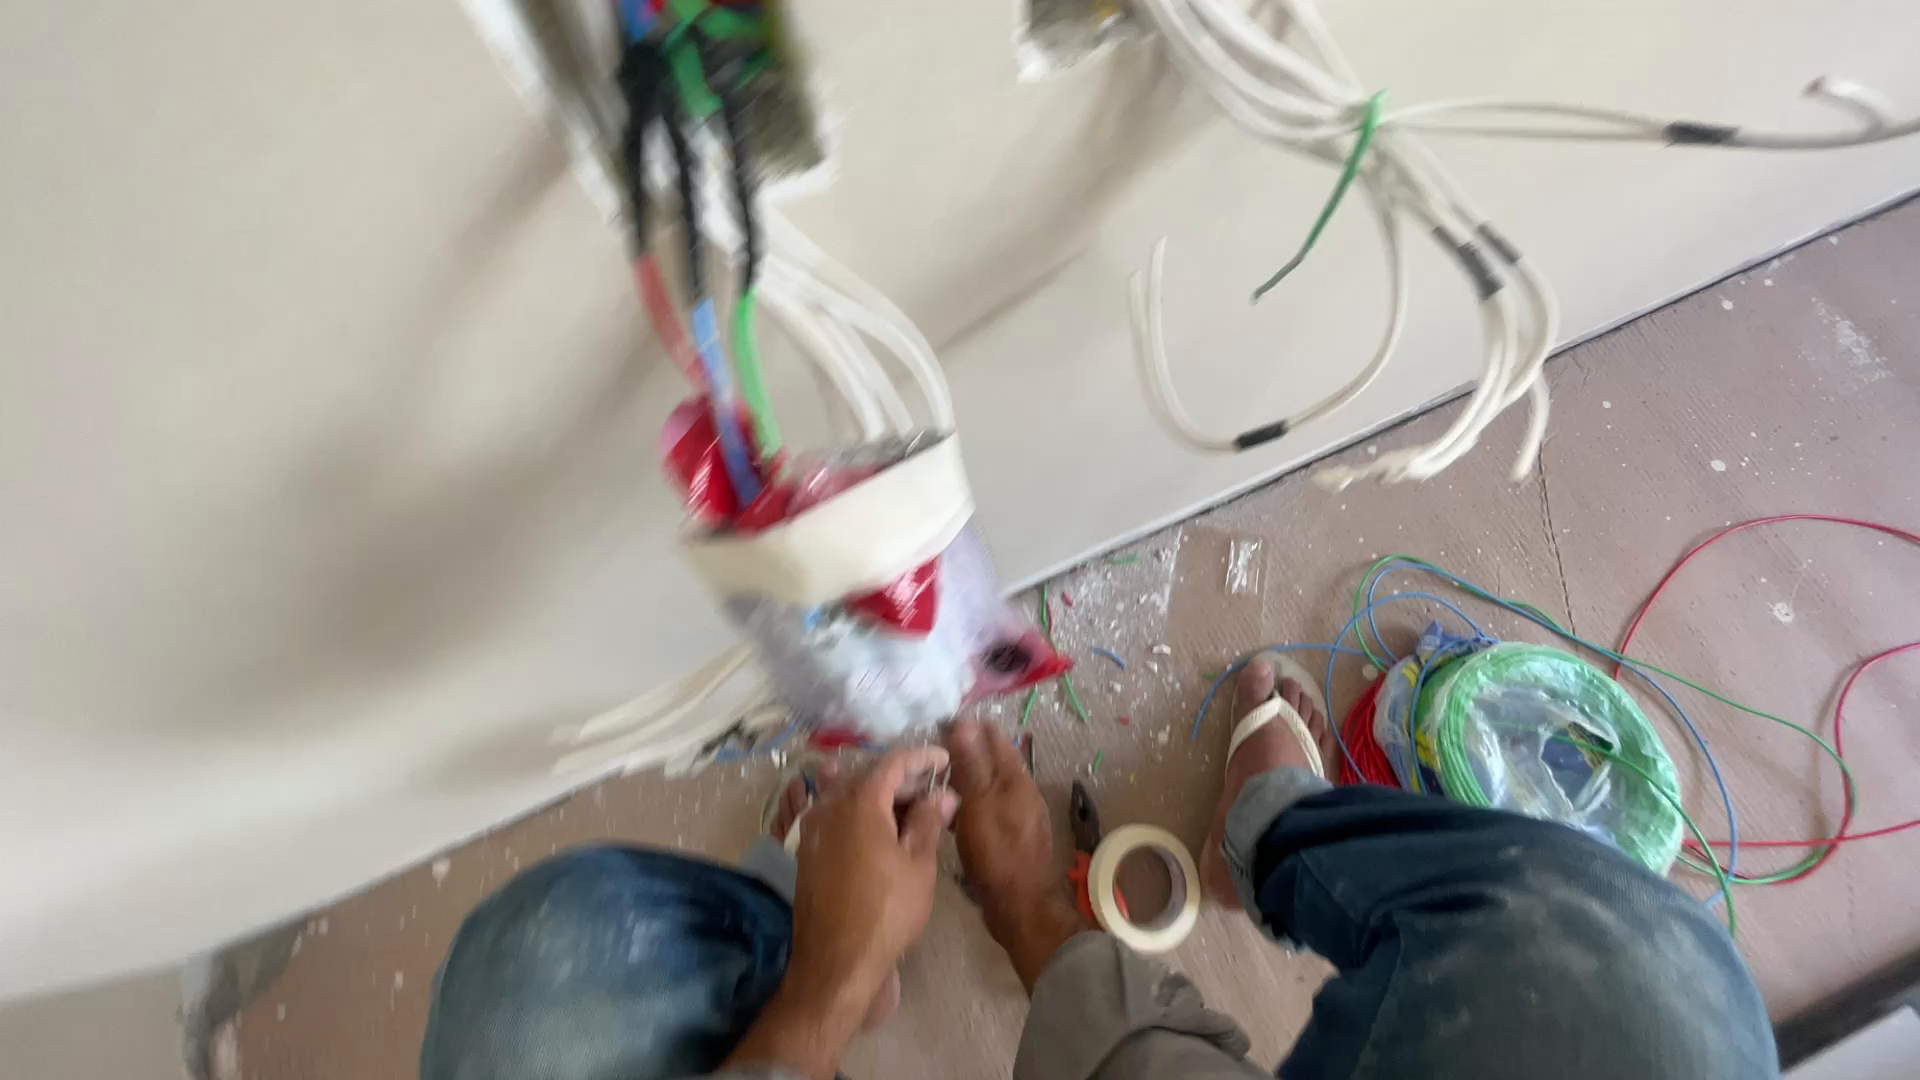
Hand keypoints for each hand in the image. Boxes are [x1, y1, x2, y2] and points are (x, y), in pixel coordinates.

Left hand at [725, 747, 953, 1079]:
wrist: (836, 965)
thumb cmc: (886, 912)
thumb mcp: (918, 865)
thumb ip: (929, 821)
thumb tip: (943, 794)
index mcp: (860, 801)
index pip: (893, 762)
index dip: (922, 757)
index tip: (944, 759)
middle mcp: (831, 806)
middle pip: (869, 775)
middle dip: (903, 778)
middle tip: (933, 790)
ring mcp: (814, 828)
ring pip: (850, 794)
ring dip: (881, 795)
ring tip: (911, 809)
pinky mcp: (808, 851)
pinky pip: (836, 815)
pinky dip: (861, 813)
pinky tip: (880, 827)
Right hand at [945, 722, 1087, 991]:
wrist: (1020, 907)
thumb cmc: (997, 852)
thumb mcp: (978, 804)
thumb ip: (972, 765)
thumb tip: (964, 723)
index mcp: (1016, 778)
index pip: (994, 736)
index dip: (968, 727)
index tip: (938, 728)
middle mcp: (1022, 791)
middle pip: (993, 759)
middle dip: (966, 751)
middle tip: (931, 754)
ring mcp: (1018, 814)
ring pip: (989, 784)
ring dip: (967, 778)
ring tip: (936, 780)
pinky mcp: (1010, 835)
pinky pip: (988, 806)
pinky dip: (970, 801)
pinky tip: (952, 812)